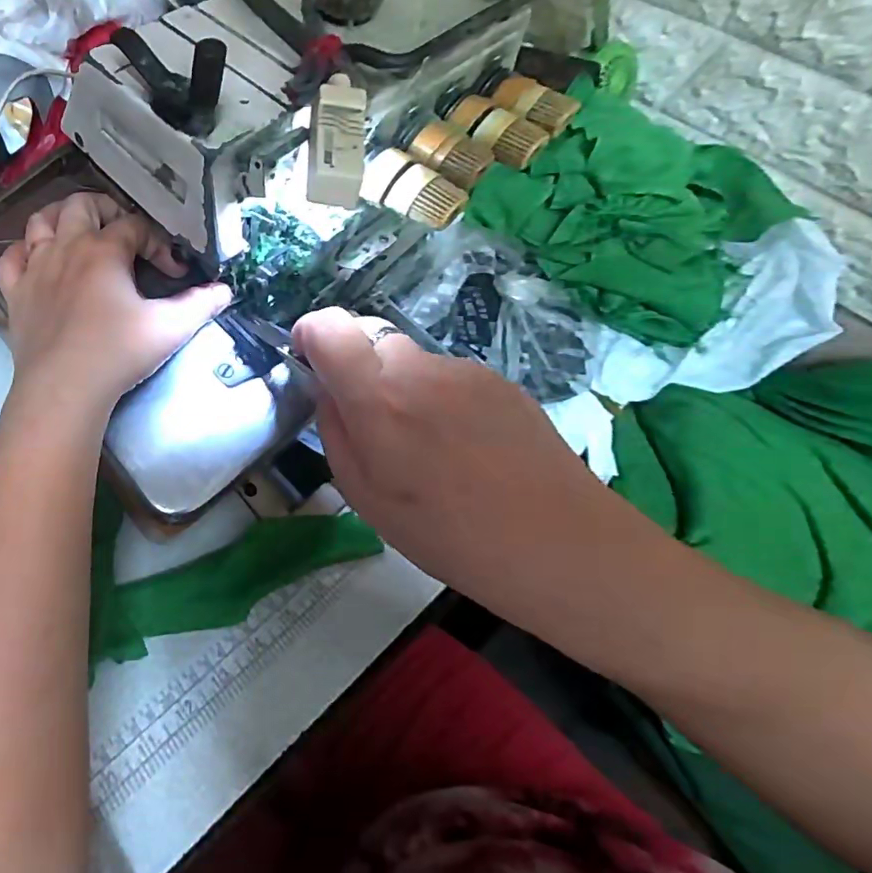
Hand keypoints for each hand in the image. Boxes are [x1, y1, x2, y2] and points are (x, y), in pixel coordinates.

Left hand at [0, 193, 230, 408]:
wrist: (63, 389)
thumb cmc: (116, 354)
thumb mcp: (169, 329)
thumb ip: (199, 305)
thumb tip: (223, 291)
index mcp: (103, 251)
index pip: (135, 227)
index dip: (158, 243)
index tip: (172, 272)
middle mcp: (65, 249)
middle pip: (81, 205)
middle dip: (107, 210)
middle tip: (123, 234)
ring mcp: (35, 269)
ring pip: (39, 221)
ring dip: (60, 218)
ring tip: (79, 232)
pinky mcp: (15, 293)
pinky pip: (12, 257)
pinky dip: (25, 251)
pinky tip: (38, 260)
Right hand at [290, 307, 608, 576]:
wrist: (561, 545)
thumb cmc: (447, 534)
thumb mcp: (364, 496)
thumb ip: (335, 432)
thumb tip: (329, 394)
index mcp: (378, 399)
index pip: (328, 327)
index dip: (310, 335)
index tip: (310, 363)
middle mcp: (419, 369)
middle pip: (370, 340)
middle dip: (357, 370)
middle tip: (373, 424)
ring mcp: (465, 371)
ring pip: (411, 361)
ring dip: (401, 387)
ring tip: (428, 447)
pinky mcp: (500, 380)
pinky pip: (448, 376)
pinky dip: (439, 399)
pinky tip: (465, 447)